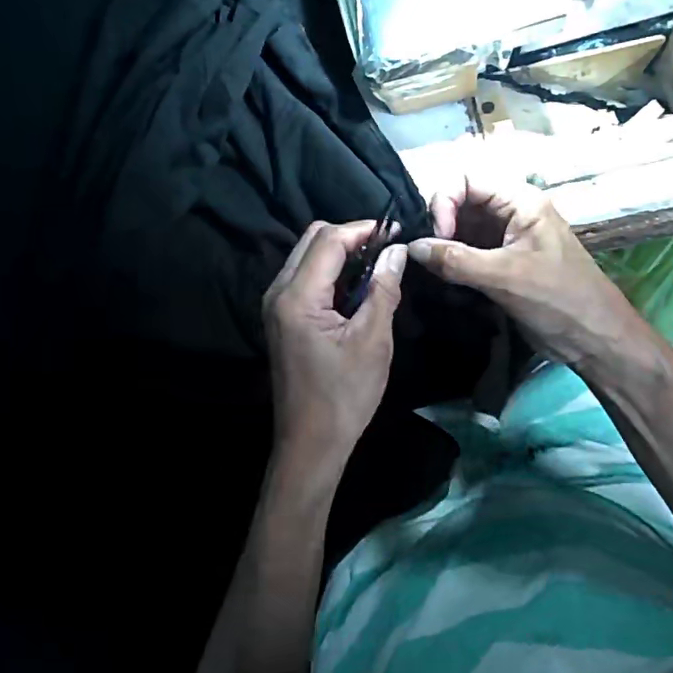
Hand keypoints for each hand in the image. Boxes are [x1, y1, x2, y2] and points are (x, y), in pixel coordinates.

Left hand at [261, 220, 406, 464]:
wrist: (310, 443)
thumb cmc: (344, 396)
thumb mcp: (372, 342)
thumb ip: (383, 290)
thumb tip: (397, 251)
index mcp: (297, 296)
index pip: (328, 240)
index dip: (363, 229)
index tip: (396, 232)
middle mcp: (278, 291)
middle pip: (312, 239)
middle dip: (350, 236)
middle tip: (388, 249)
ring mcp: (275, 304)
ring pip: (306, 255)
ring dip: (340, 253)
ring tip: (377, 265)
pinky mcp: (280, 316)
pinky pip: (304, 276)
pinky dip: (330, 272)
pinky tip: (356, 286)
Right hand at [407, 177, 655, 371]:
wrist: (595, 339)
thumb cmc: (558, 299)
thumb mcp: (505, 277)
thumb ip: (455, 260)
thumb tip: (412, 247)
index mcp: (520, 201)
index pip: (466, 180)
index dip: (445, 202)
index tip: (438, 235)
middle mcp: (510, 212)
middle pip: (459, 203)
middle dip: (439, 226)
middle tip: (429, 256)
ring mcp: (504, 237)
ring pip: (459, 229)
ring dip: (442, 248)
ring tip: (431, 271)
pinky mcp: (499, 262)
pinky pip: (465, 252)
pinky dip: (450, 264)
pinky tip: (442, 281)